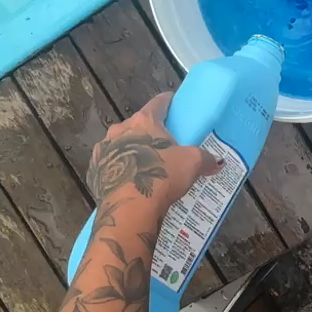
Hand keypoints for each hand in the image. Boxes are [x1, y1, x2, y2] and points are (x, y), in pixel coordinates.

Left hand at [86, 93, 219, 220]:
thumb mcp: (193, 164)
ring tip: (147, 166)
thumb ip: (205, 158)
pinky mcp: (95, 171)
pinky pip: (111, 165)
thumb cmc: (161, 176)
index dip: (168, 102)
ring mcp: (104, 150)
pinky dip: (120, 170)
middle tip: (165, 145)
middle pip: (138, 125)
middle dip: (150, 133)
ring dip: (132, 151)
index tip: (175, 104)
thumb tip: (217, 162)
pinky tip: (131, 182)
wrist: (129, 209)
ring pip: (121, 145)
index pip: (158, 103)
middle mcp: (120, 130)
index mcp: (144, 122)